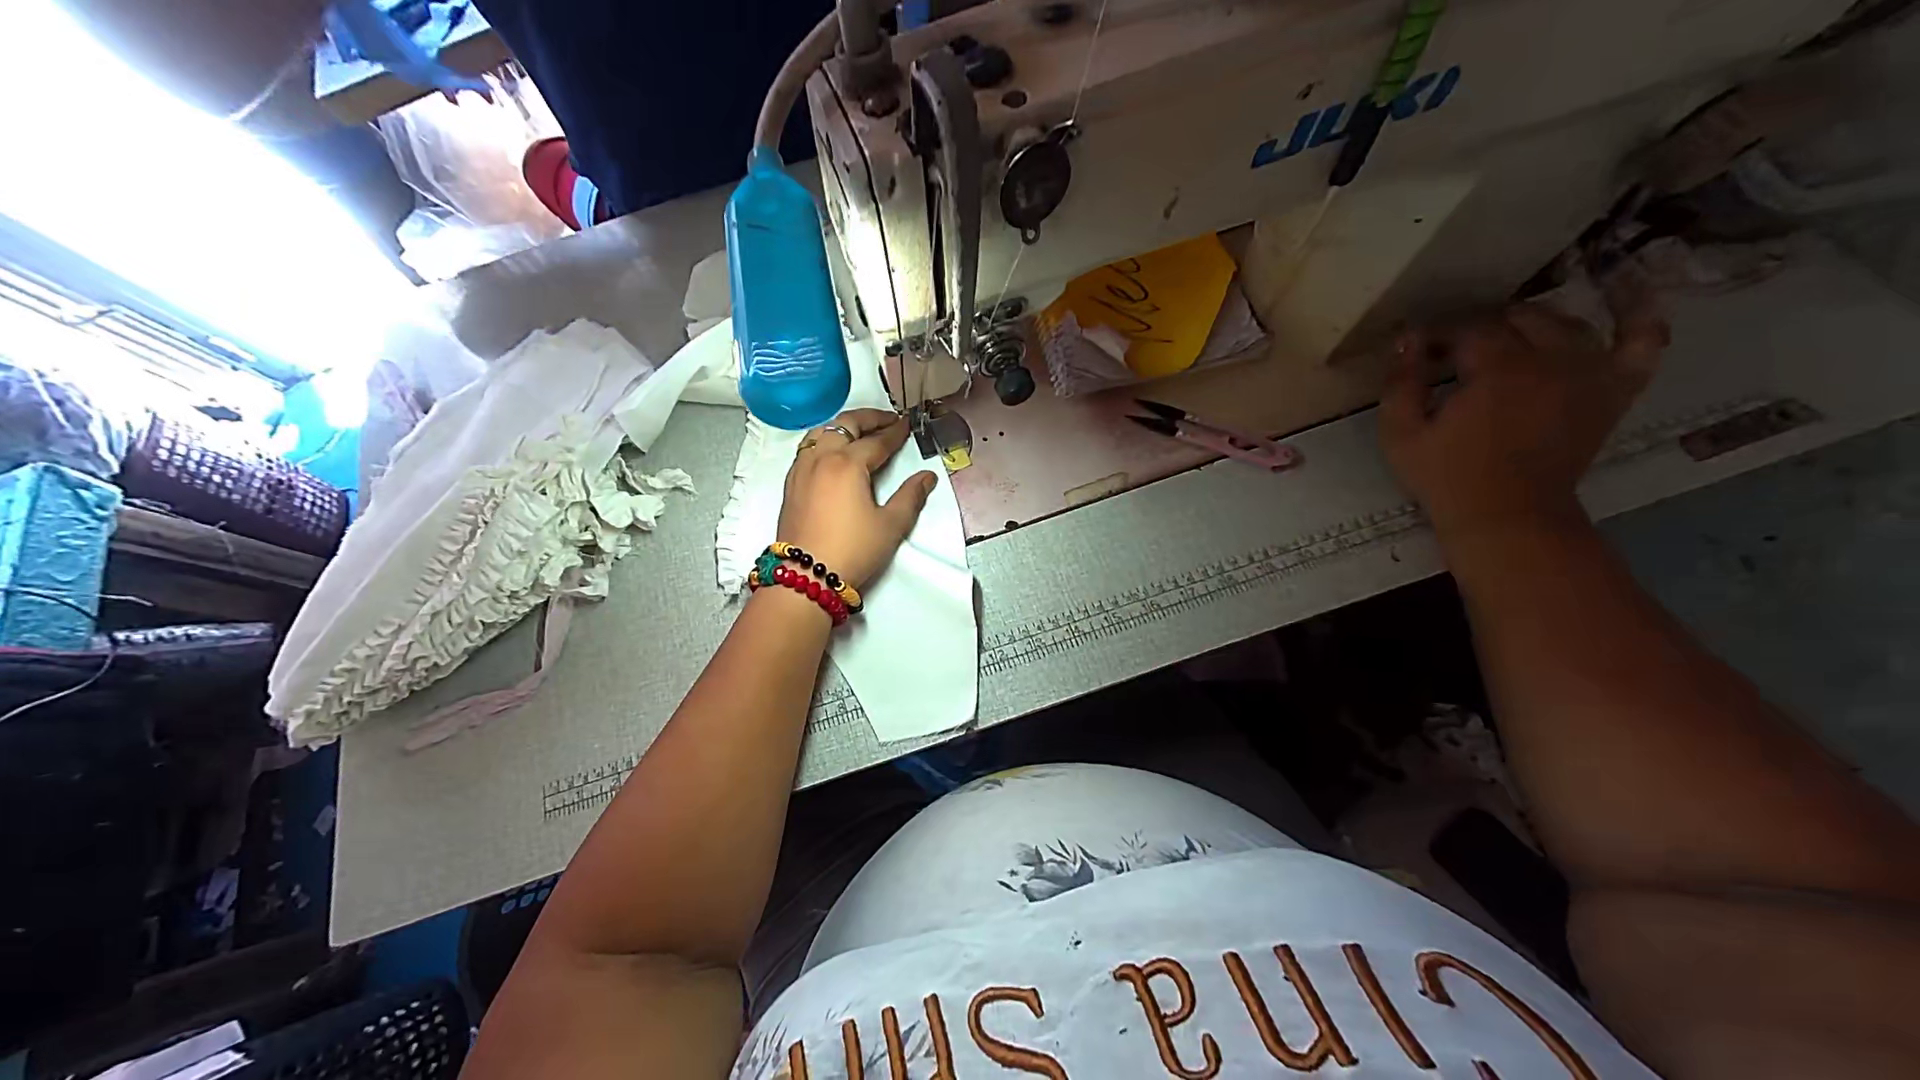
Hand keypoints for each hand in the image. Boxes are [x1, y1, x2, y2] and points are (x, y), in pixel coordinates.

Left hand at [777, 409, 937, 590]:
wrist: (806, 576)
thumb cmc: (852, 551)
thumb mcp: (891, 526)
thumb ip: (910, 497)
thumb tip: (927, 478)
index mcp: (847, 464)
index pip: (877, 441)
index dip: (895, 432)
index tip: (907, 426)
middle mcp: (821, 459)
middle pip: (845, 425)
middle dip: (869, 419)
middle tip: (888, 421)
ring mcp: (801, 470)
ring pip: (822, 432)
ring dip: (844, 426)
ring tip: (861, 432)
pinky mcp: (791, 484)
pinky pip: (807, 448)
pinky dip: (824, 441)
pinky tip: (833, 453)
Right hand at [1379, 283, 1669, 536]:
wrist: (1508, 516)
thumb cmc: (1447, 478)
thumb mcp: (1401, 434)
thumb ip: (1401, 383)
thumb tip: (1407, 338)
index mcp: (1498, 369)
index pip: (1467, 328)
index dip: (1438, 336)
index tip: (1418, 354)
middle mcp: (1553, 359)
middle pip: (1517, 318)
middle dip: (1480, 329)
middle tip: (1454, 356)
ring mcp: (1592, 372)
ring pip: (1564, 323)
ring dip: (1531, 324)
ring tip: (1504, 343)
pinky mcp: (1615, 389)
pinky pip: (1643, 340)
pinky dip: (1639, 314)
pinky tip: (1628, 293)